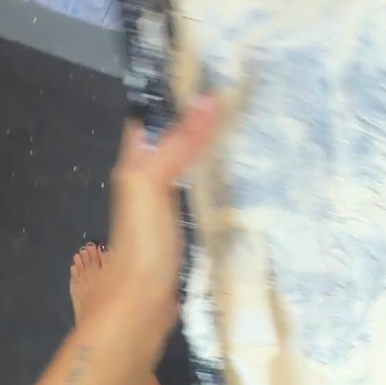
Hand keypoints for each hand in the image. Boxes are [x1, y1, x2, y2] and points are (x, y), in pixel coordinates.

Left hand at [98, 97, 221, 326]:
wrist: (141, 309)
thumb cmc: (141, 246)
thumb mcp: (152, 183)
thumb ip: (179, 144)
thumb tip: (210, 99)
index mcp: (135, 165)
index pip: (156, 119)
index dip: (178, 95)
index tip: (215, 75)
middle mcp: (149, 185)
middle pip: (176, 145)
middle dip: (204, 126)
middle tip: (244, 106)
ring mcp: (167, 214)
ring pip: (190, 174)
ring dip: (214, 158)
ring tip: (250, 138)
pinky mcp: (183, 238)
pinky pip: (202, 205)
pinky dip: (219, 193)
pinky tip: (240, 190)